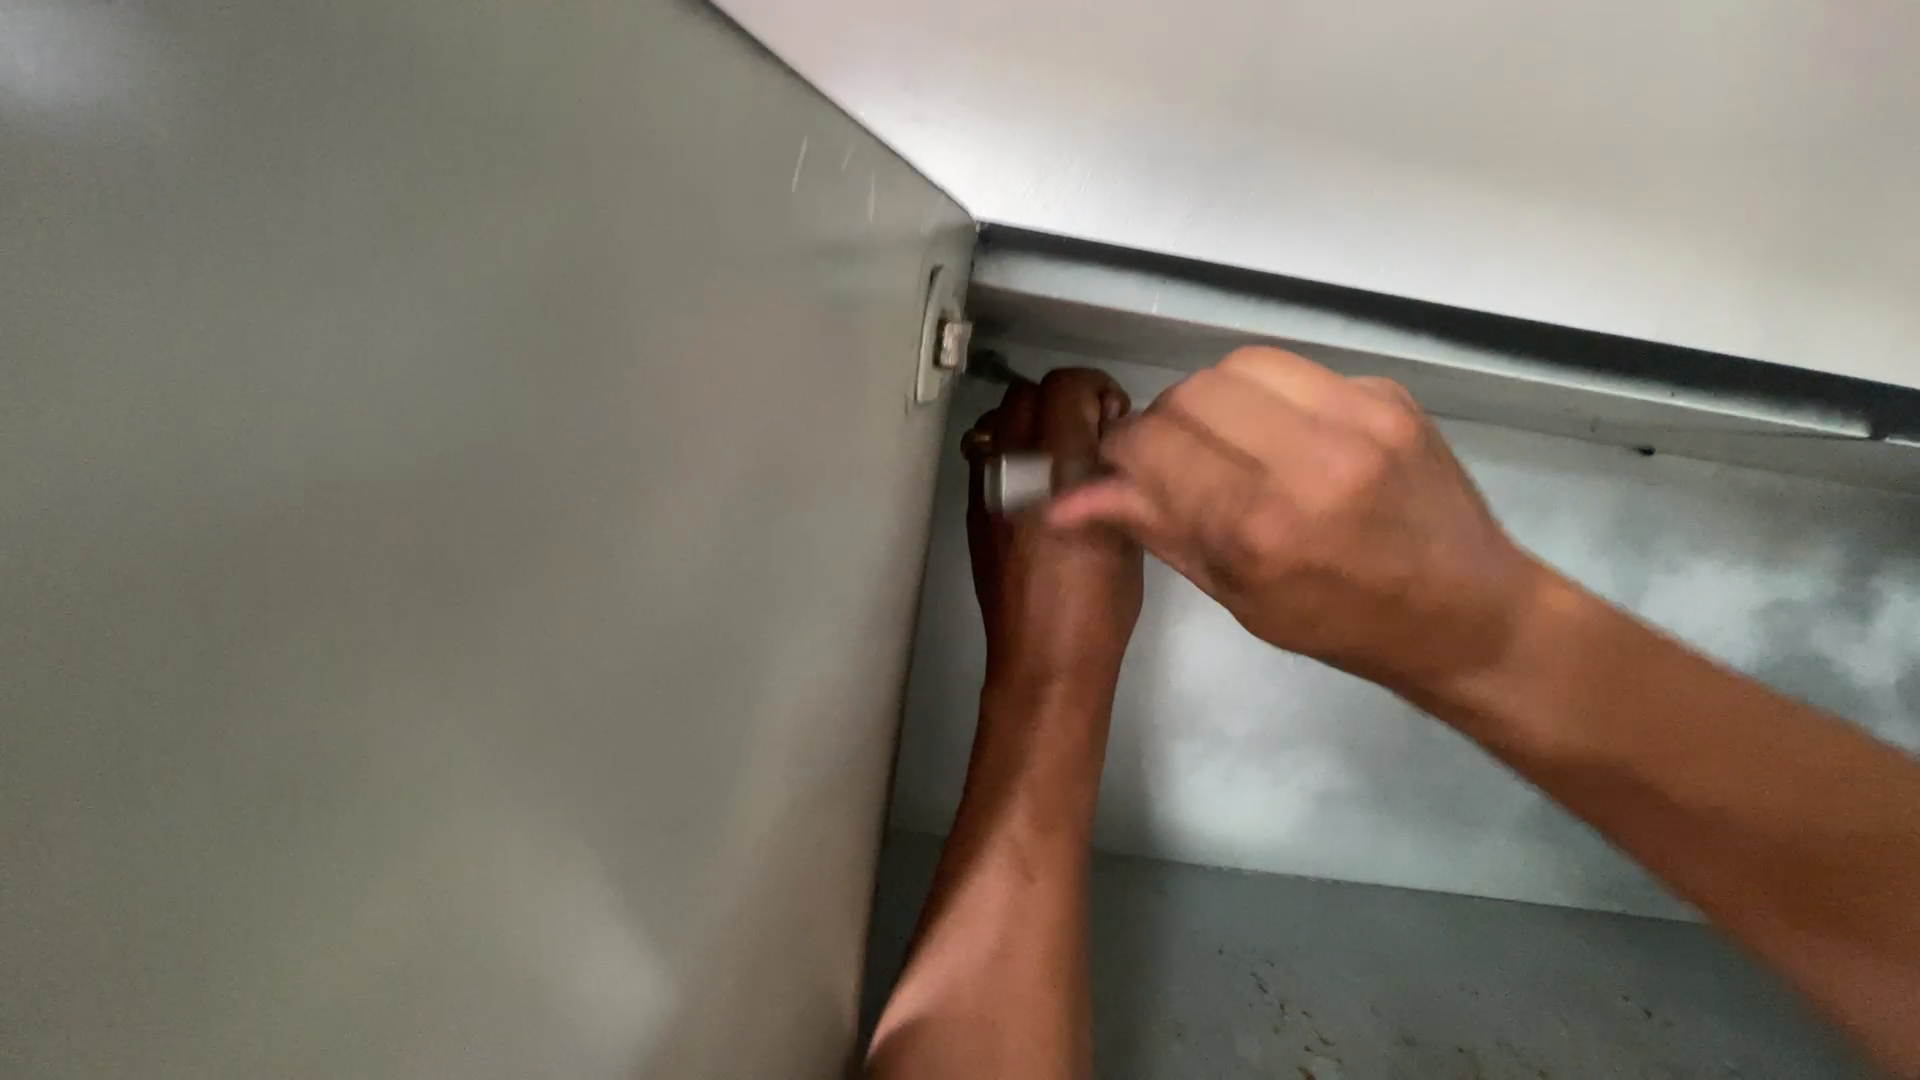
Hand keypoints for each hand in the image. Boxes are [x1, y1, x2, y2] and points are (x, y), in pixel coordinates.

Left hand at [963, 369, 1142, 695]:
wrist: (1045, 657)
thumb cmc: (1100, 602)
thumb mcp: (1126, 530)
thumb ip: (1114, 474)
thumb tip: (1108, 442)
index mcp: (1059, 468)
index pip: (1065, 385)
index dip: (1095, 389)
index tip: (1113, 417)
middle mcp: (1013, 467)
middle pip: (1026, 394)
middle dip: (1062, 400)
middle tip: (1088, 434)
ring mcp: (986, 489)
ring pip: (998, 420)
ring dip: (1031, 422)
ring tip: (1057, 456)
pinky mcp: (973, 511)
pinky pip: (985, 455)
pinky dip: (1009, 450)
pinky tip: (1034, 484)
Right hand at [1050, 347, 1543, 694]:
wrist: (1466, 610)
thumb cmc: (1337, 623)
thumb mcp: (1234, 592)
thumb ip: (1155, 529)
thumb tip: (1070, 499)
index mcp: (1263, 526)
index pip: (1152, 446)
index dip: (1119, 454)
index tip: (1120, 472)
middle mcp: (1310, 460)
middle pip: (1189, 395)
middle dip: (1161, 424)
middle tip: (1170, 459)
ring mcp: (1359, 418)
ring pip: (1236, 366)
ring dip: (1208, 401)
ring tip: (1221, 440)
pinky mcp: (1388, 395)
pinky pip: (1292, 370)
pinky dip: (1261, 396)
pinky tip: (1277, 434)